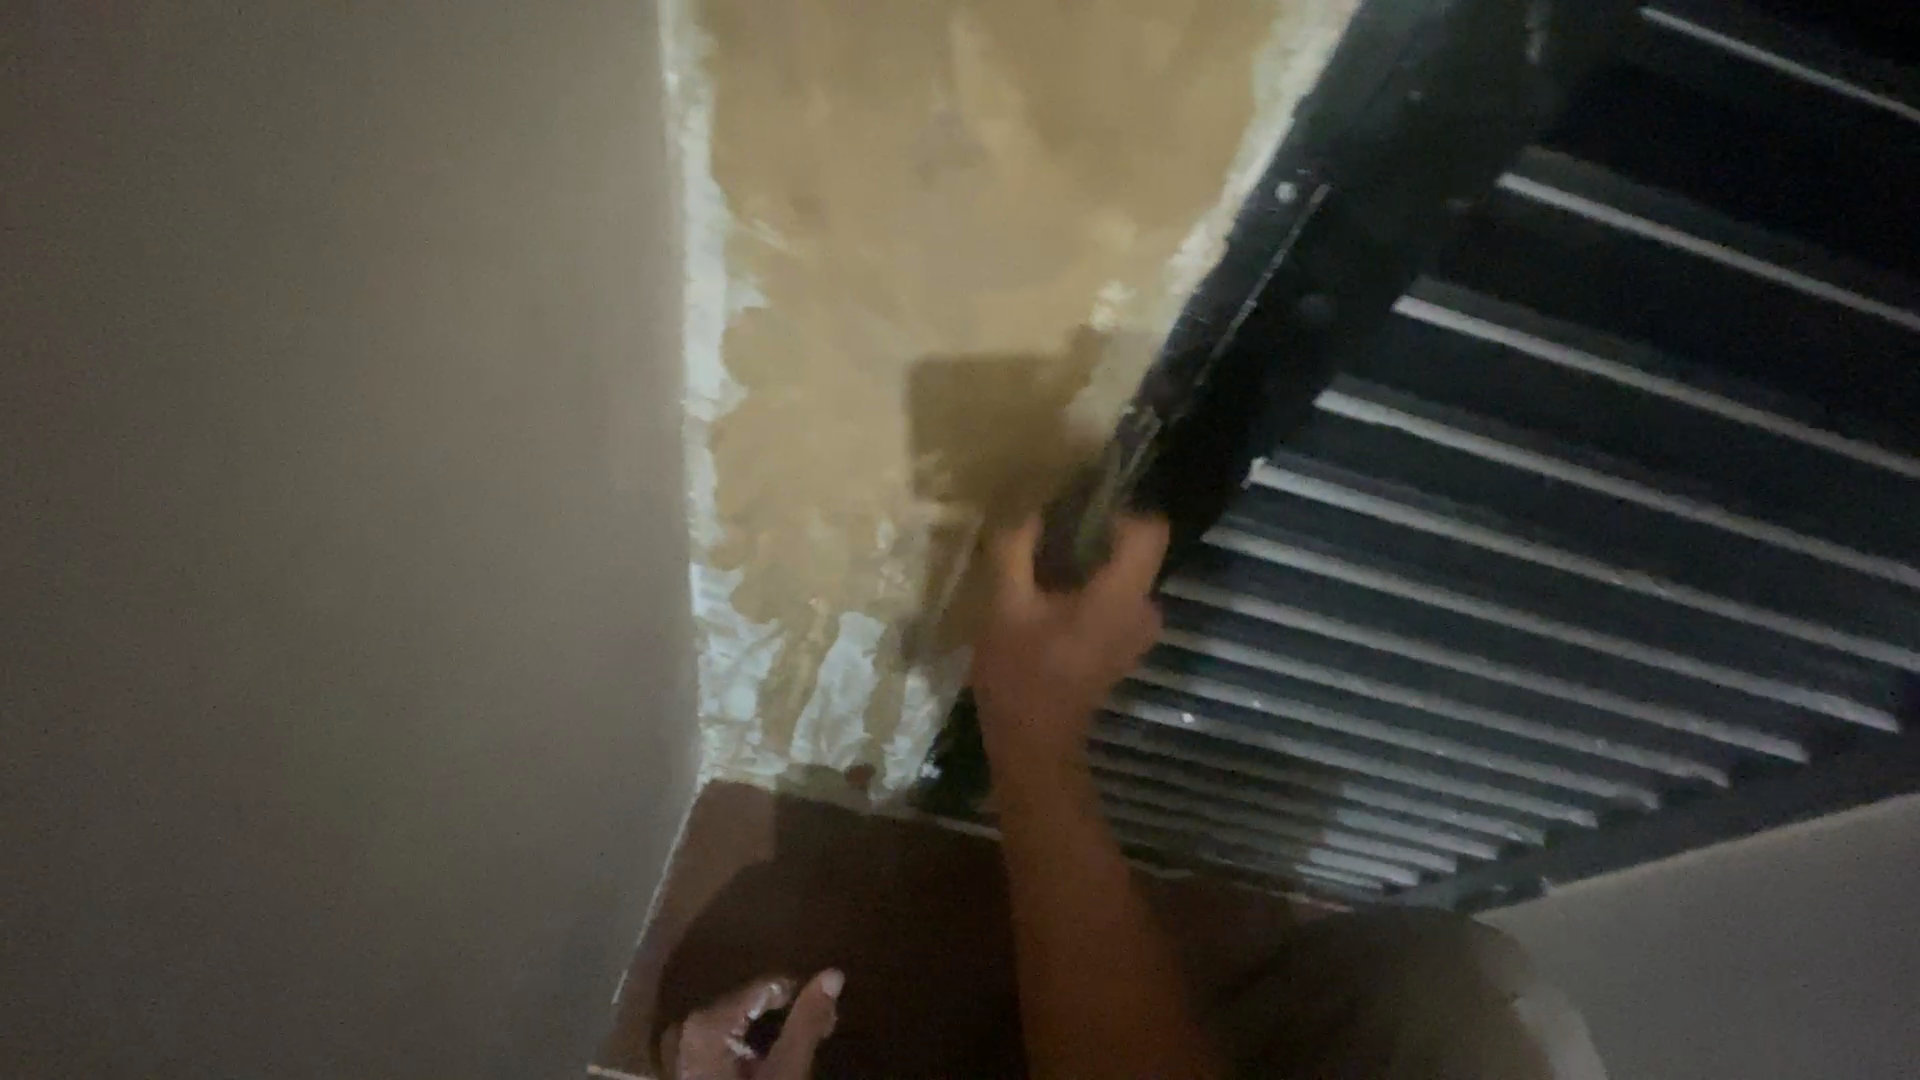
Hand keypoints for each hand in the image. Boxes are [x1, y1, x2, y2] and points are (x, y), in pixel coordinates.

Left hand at [660, 969, 843, 1079]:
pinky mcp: (681, 1074)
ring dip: (772, 1034)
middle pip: (751, 1004)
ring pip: (738, 1024)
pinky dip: (748, 1050)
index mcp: (708, 1022)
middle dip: (789, 1016)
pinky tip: (766, 1067)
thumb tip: (833, 974)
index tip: (831, 1020)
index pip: (769, 987)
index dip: (803, 997)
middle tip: (821, 1034)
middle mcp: (687, 1028)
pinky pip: (721, 1044)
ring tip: (799, 1051)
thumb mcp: (786, 1073)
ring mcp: (678, 1053)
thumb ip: (808, 1020)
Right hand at [970, 514, 1169, 774]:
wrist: (1034, 742)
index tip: (1074, 512)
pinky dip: (1092, 588)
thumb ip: (1016, 550)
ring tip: (1044, 572)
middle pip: (1134, 550)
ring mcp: (1140, 631)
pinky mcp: (1128, 644)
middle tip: (1046, 541)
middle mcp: (1145, 610)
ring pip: (1124, 573)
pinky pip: (1119, 596)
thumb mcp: (1004, 607)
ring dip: (1089, 565)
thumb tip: (1028, 509)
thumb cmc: (1019, 674)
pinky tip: (1053, 601)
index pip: (1151, 529)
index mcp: (1122, 596)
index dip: (1118, 510)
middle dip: (1094, 538)